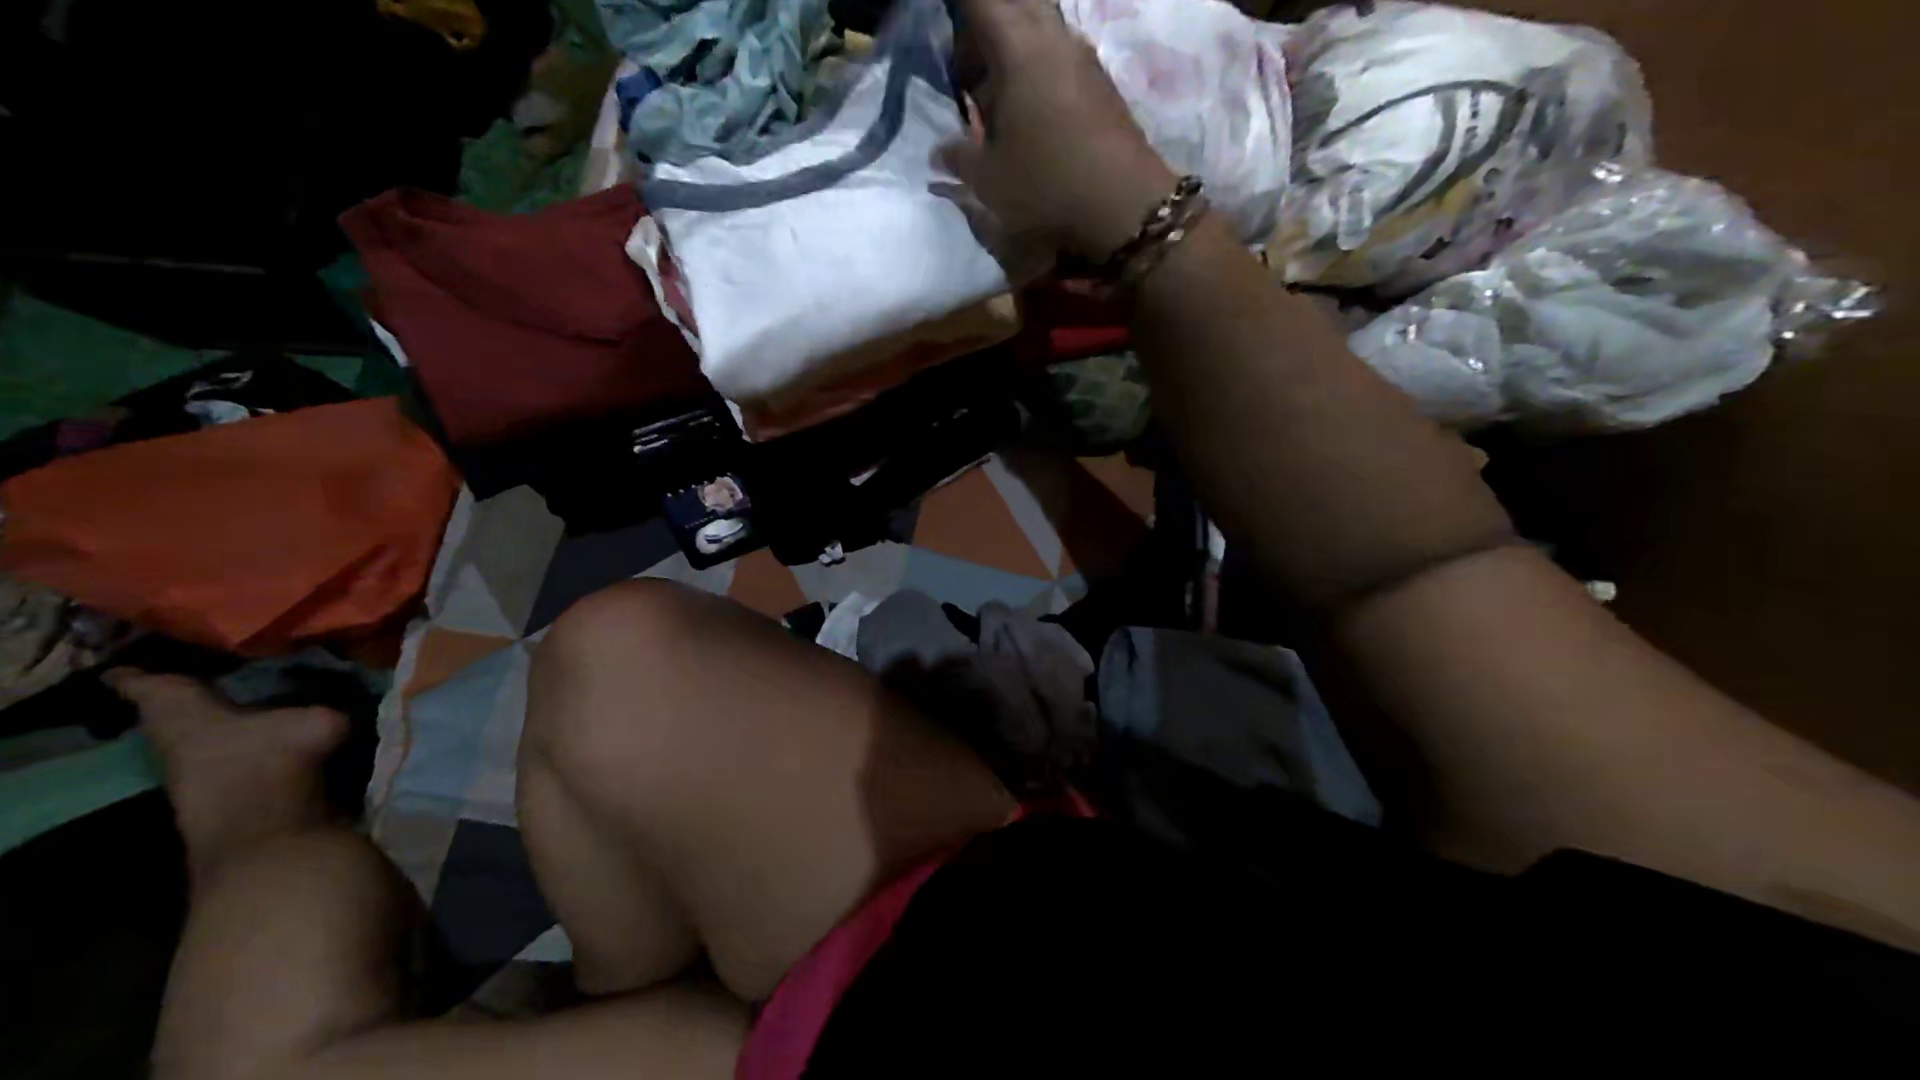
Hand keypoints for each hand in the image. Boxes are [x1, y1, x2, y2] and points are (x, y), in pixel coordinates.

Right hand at [941, 0, 1177, 260]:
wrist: (1124, 206)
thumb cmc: (1047, 186)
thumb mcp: (988, 180)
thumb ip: (958, 157)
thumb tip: (940, 151)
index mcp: (1018, 46)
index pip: (979, 1)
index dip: (957, 6)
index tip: (939, 19)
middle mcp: (1053, 37)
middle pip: (1013, 5)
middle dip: (984, 23)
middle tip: (962, 59)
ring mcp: (1082, 58)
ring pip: (1038, 29)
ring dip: (1010, 46)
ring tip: (988, 87)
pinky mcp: (1100, 84)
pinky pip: (1057, 56)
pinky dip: (1033, 67)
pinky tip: (1021, 107)